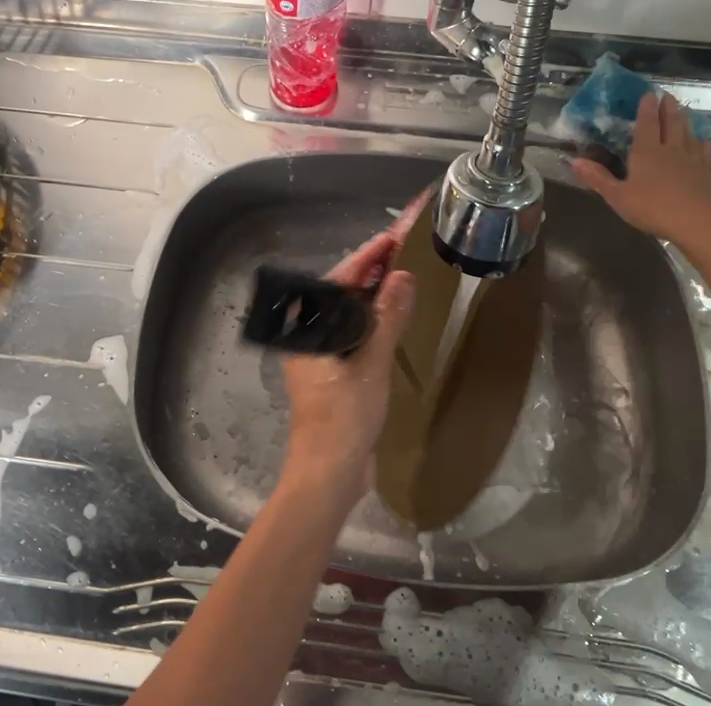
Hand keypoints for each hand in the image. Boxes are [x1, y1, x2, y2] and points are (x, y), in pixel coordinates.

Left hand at [280, 201, 421, 501]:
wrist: (329, 474)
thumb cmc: (344, 415)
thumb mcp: (371, 363)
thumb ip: (387, 318)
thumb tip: (402, 276)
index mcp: (307, 330)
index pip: (337, 281)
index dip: (366, 257)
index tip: (392, 237)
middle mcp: (308, 339)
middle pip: (339, 295)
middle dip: (369, 272)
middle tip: (403, 251)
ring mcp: (320, 358)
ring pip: (346, 316)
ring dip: (372, 296)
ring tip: (402, 276)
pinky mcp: (334, 376)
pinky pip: (353, 336)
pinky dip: (372, 322)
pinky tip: (394, 319)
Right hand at [571, 92, 710, 250]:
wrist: (697, 223)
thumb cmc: (653, 208)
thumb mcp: (618, 197)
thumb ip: (598, 178)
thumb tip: (574, 161)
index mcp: (647, 152)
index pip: (647, 124)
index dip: (647, 108)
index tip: (649, 93)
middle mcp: (670, 150)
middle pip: (671, 123)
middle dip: (668, 108)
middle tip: (667, 96)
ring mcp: (691, 160)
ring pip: (688, 134)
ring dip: (684, 120)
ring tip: (683, 111)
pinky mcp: (707, 172)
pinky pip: (704, 152)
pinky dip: (703, 143)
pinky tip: (705, 139)